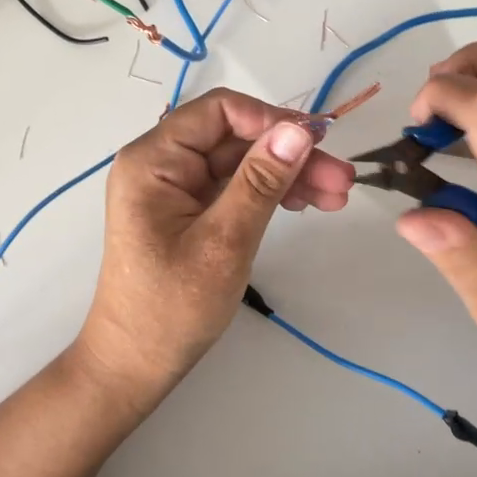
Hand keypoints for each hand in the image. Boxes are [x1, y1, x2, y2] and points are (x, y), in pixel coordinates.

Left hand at [73, 88, 356, 405]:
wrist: (135, 365)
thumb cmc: (172, 308)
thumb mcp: (224, 243)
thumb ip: (260, 182)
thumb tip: (297, 130)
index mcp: (153, 160)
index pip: (218, 112)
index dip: (270, 119)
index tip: (318, 141)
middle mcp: (160, 163)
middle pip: (234, 137)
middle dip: (289, 153)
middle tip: (342, 179)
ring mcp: (173, 187)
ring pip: (239, 162)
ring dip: (287, 173)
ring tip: (337, 196)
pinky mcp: (186, 210)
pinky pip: (233, 186)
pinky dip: (269, 192)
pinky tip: (305, 203)